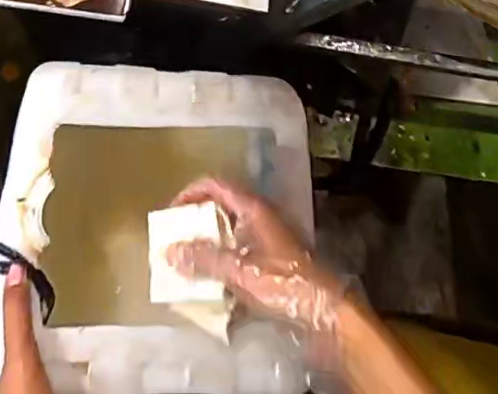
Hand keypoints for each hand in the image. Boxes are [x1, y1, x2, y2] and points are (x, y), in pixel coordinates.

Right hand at [163, 177, 348, 334]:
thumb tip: (170, 249)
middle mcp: (260, 218)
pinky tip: (212, 286)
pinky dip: (223, 266)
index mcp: (253, 209)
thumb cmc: (286, 283)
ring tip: (187, 264)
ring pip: (229, 234)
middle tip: (176, 238)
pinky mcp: (272, 263)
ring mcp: (267, 240)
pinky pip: (239, 256)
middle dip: (197, 222)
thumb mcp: (241, 271)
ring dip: (208, 246)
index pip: (216, 185)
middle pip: (221, 208)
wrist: (327, 313)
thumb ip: (205, 259)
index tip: (171, 212)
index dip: (191, 193)